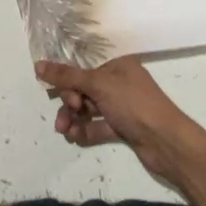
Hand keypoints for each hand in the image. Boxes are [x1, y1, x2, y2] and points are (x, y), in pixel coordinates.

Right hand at [36, 57, 204, 183]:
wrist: (167, 143)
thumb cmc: (134, 104)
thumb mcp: (98, 85)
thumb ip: (67, 76)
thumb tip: (38, 65)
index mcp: (117, 63)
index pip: (85, 62)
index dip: (67, 73)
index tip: (52, 85)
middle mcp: (119, 81)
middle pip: (84, 86)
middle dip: (70, 99)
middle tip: (71, 108)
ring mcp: (121, 105)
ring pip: (89, 107)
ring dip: (74, 117)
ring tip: (65, 130)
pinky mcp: (122, 127)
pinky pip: (97, 125)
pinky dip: (85, 130)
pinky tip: (75, 137)